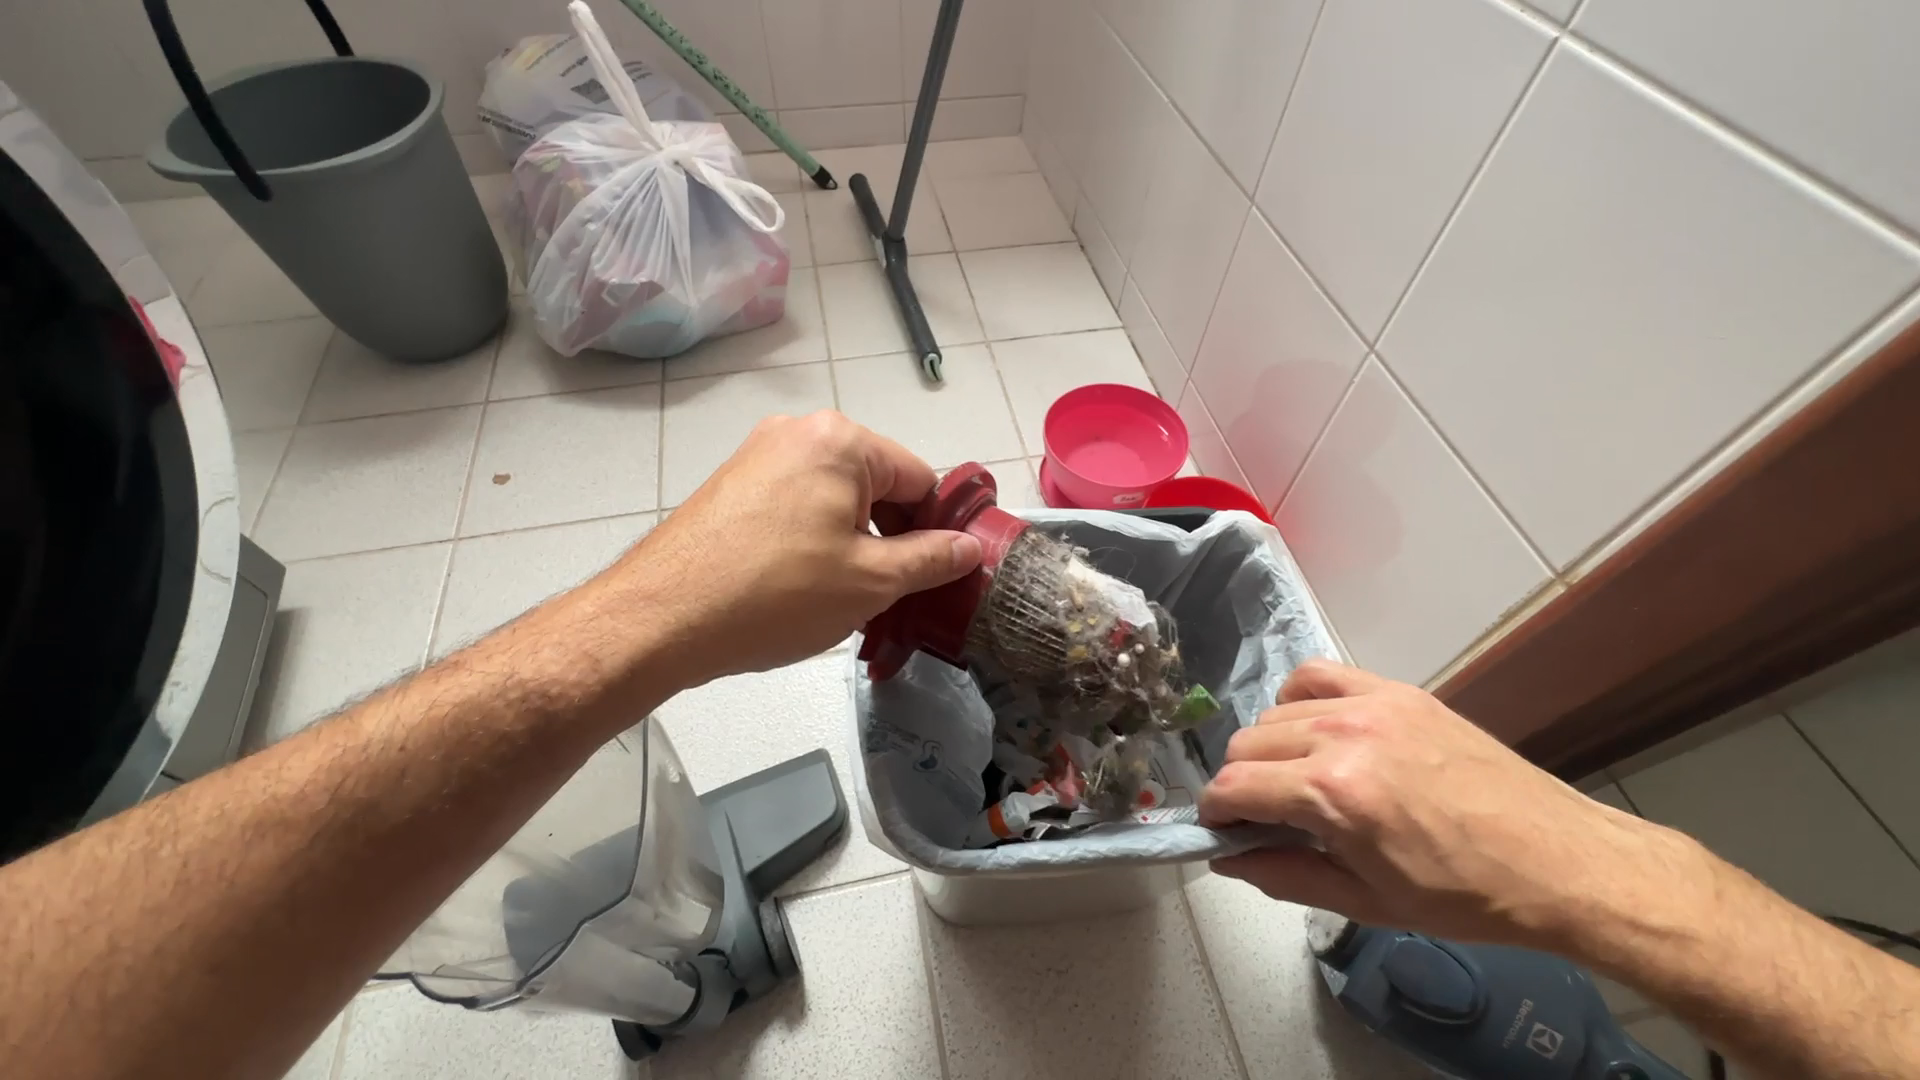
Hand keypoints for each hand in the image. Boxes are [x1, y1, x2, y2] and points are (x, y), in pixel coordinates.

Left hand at [609, 411, 981, 685]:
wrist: (661, 619)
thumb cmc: (776, 594)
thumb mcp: (870, 581)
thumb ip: (931, 559)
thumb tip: (969, 548)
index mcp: (840, 440)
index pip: (919, 479)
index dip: (937, 529)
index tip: (938, 574)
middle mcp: (798, 432)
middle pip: (876, 484)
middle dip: (892, 537)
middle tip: (891, 594)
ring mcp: (758, 455)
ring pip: (835, 498)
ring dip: (854, 543)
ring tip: (845, 597)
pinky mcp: (732, 485)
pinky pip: (797, 506)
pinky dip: (814, 540)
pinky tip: (804, 586)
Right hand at [1200, 658, 1679, 948]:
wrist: (1560, 862)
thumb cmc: (1463, 896)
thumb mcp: (1366, 903)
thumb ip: (1282, 874)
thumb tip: (1225, 858)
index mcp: (1333, 795)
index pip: (1235, 785)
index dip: (1216, 810)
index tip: (1221, 827)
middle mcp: (1341, 737)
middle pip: (1246, 744)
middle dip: (1240, 781)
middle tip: (1264, 813)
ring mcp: (1370, 705)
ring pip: (1274, 712)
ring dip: (1269, 747)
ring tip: (1298, 777)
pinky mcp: (1396, 691)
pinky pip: (1316, 675)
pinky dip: (1298, 699)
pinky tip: (1315, 729)